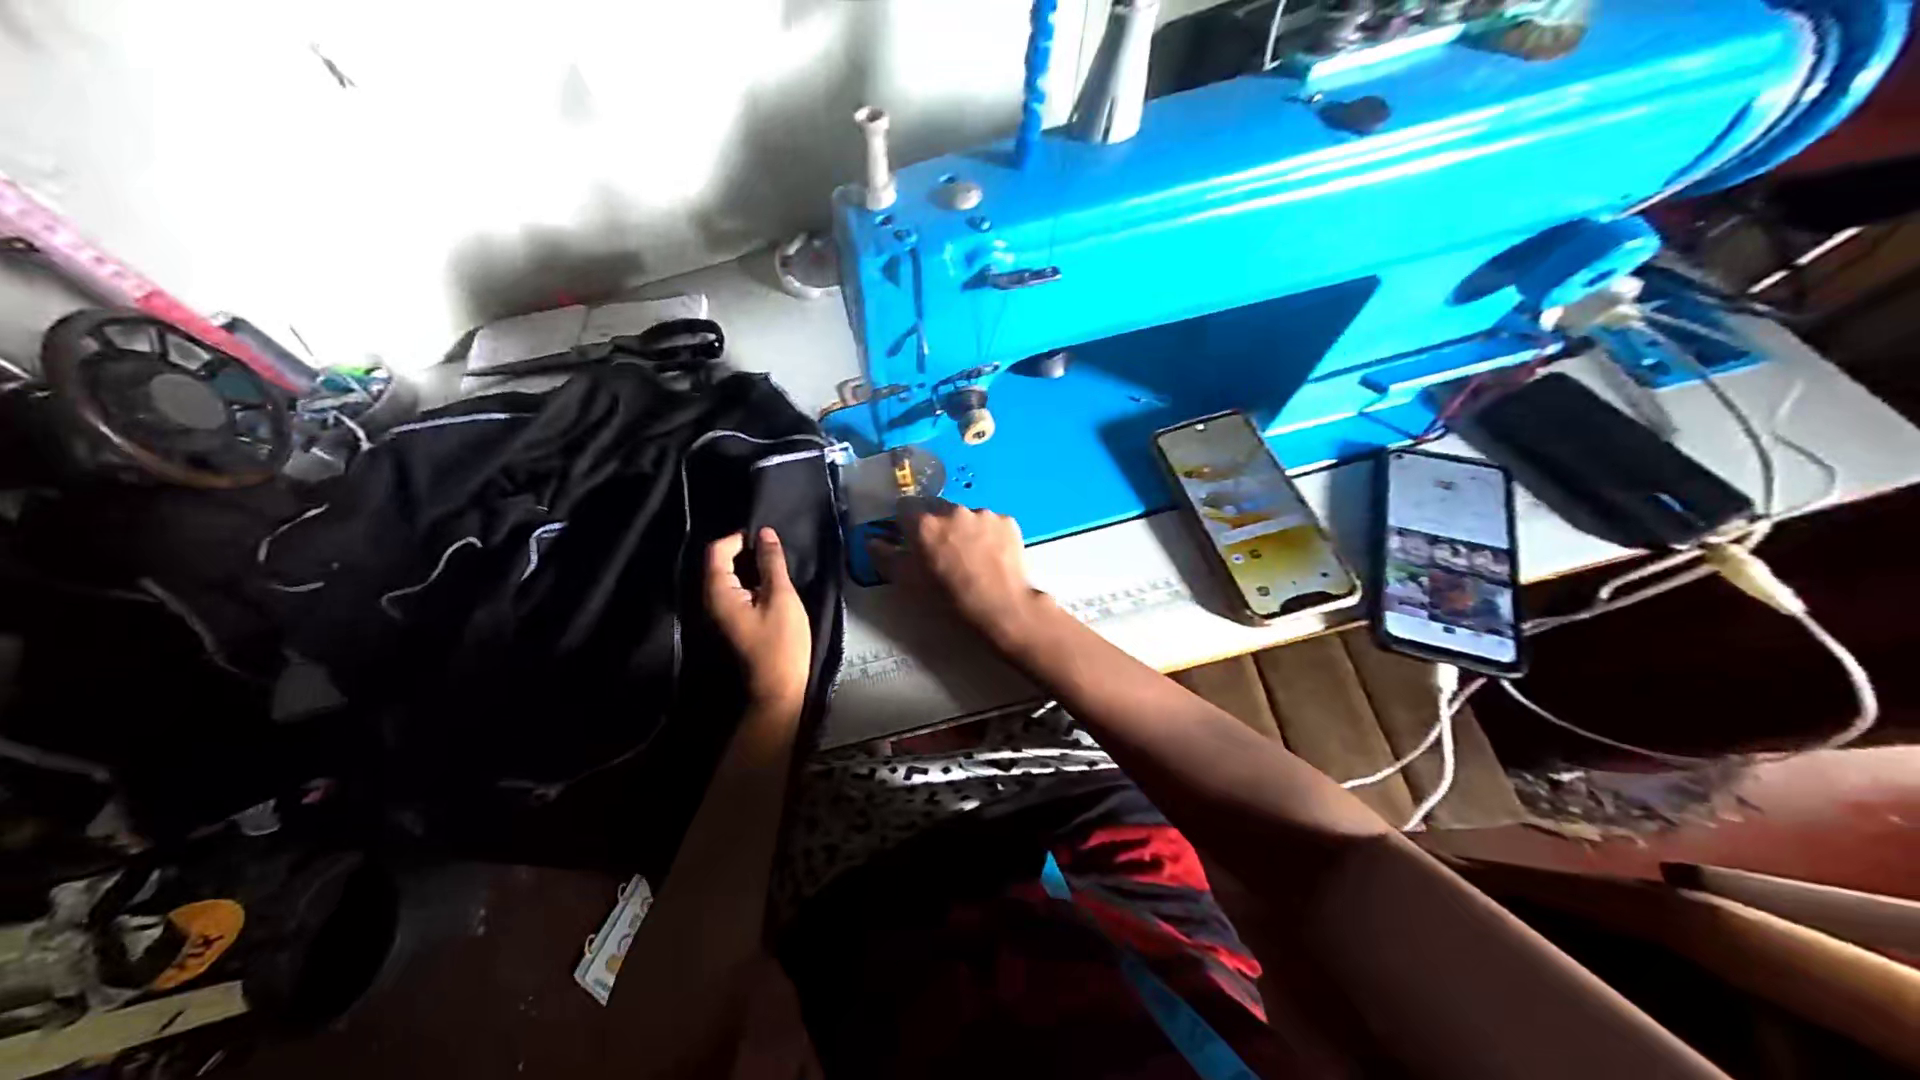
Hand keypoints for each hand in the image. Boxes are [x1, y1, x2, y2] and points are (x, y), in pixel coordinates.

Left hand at [706, 527, 811, 710]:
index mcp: (718, 593)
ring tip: (775, 569)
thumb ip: (771, 562)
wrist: (777, 689)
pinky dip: (749, 583)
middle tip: (775, 553)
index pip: (717, 550)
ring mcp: (717, 613)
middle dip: (745, 551)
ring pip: (727, 577)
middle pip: (719, 562)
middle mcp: (709, 601)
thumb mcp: (781, 597)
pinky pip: (733, 592)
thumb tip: (765, 532)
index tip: (767, 540)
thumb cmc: (781, 643)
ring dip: (749, 568)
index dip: (740, 538)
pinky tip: (770, 587)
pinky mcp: (729, 622)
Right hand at [869, 496, 1048, 643]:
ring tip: (970, 556)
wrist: (1001, 609)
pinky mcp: (1007, 521)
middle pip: (936, 508)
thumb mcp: (908, 583)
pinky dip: (988, 534)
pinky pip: (990, 523)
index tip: (909, 538)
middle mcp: (952, 510)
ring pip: (965, 515)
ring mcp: (983, 513)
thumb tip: (872, 541)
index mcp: (923, 523)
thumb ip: (885, 557)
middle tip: (941, 551)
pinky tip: (991, 556)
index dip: (905, 522)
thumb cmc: (948, 600)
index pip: (904, 506)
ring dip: (963, 528)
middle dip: (935, 524)